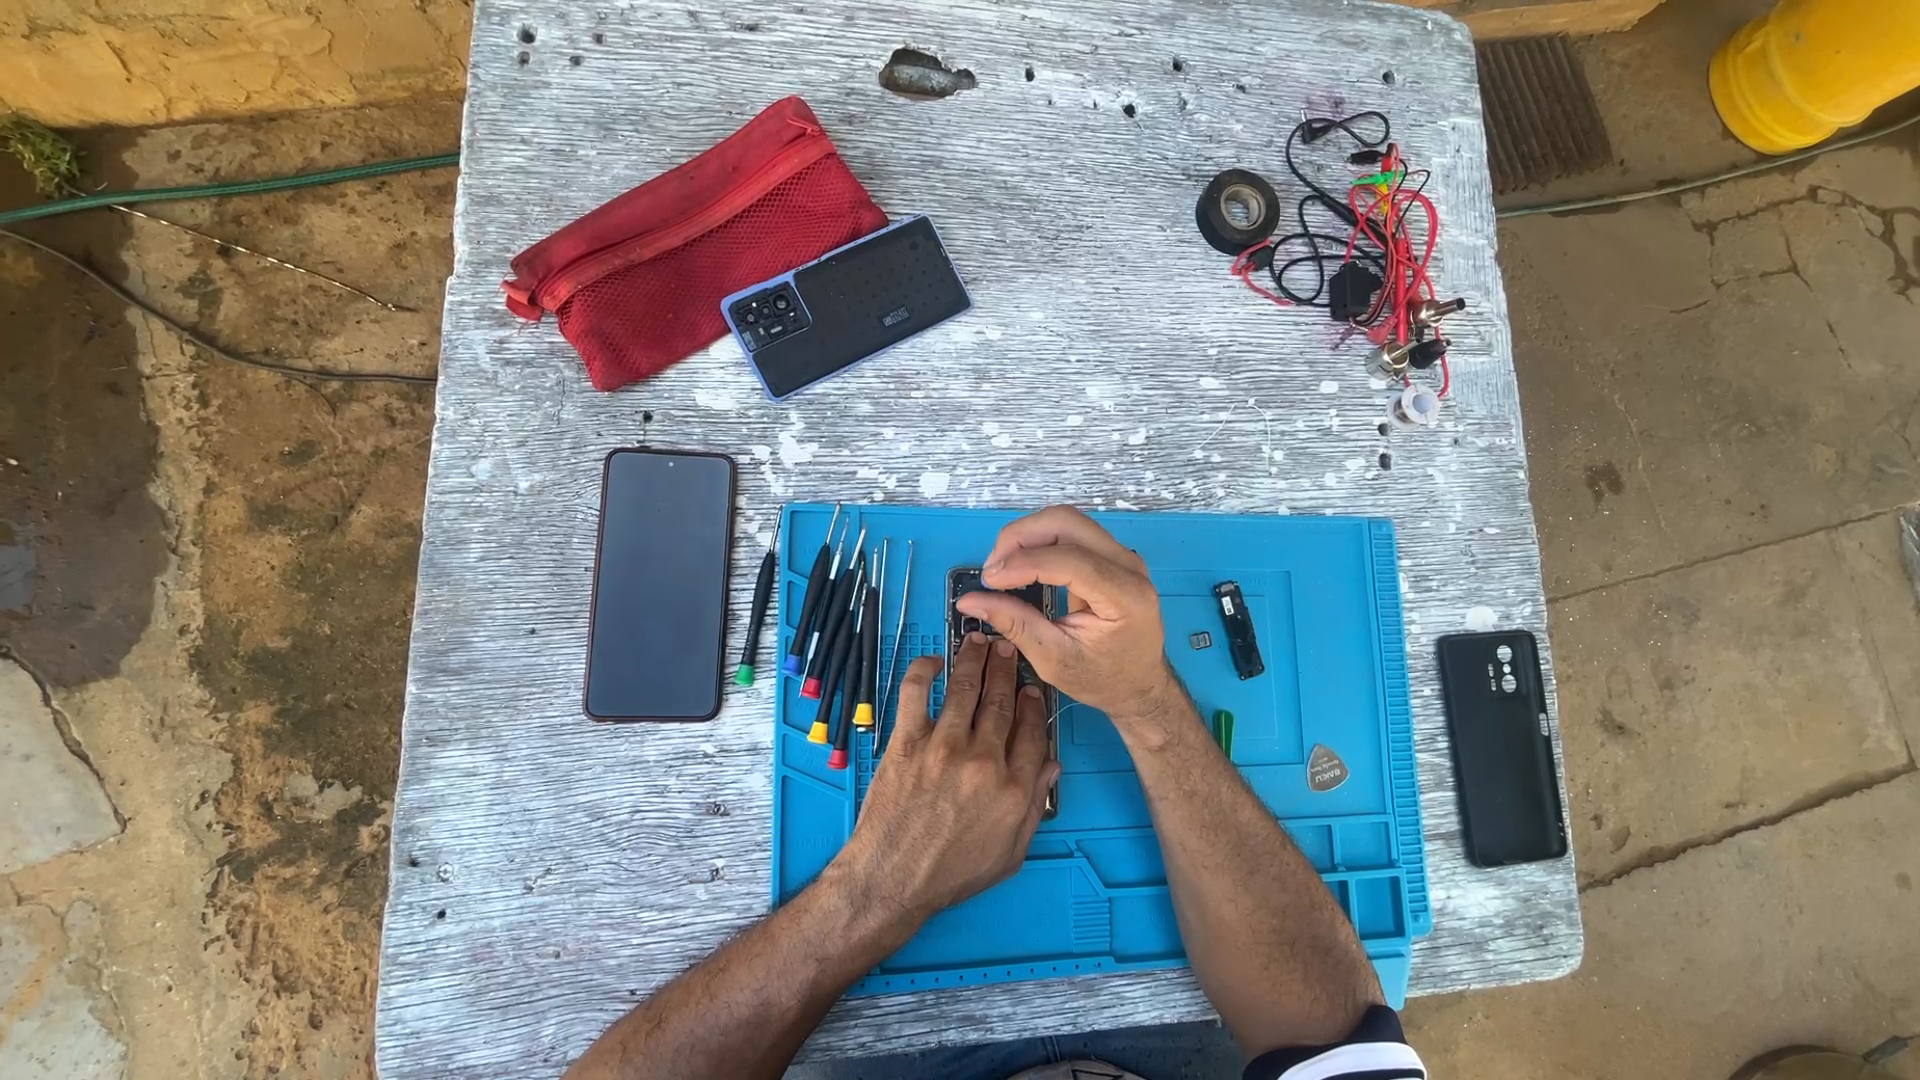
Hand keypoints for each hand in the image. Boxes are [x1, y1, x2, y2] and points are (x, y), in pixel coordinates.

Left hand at [834, 633, 1059, 921]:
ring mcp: (943, 747)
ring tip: (979, 642)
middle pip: (1002, 703)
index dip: (1034, 706)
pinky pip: (916, 693)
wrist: (892, 879)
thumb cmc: (950, 874)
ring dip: (975, 660)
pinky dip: (924, 671)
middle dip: (1007, 671)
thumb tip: (1050, 768)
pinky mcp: (907, 742)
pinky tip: (933, 662)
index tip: (1032, 690)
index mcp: (1013, 789)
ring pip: (965, 689)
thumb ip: (1034, 807)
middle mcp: (983, 761)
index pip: (1032, 733)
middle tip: (1008, 650)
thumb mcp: (1010, 854)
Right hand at [954, 506, 1181, 727]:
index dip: (1023, 564)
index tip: (989, 580)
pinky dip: (1038, 541)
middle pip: (1066, 522)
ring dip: (1027, 536)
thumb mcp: (1054, 660)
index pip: (1069, 560)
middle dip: (1020, 537)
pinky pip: (1069, 532)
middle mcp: (1128, 565)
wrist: (1139, 684)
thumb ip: (1014, 624)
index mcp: (1124, 596)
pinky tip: (1020, 564)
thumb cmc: (1103, 678)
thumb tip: (970, 600)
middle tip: (992, 569)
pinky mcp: (1109, 554)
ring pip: (1065, 520)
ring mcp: (1121, 555)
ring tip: (1002, 567)